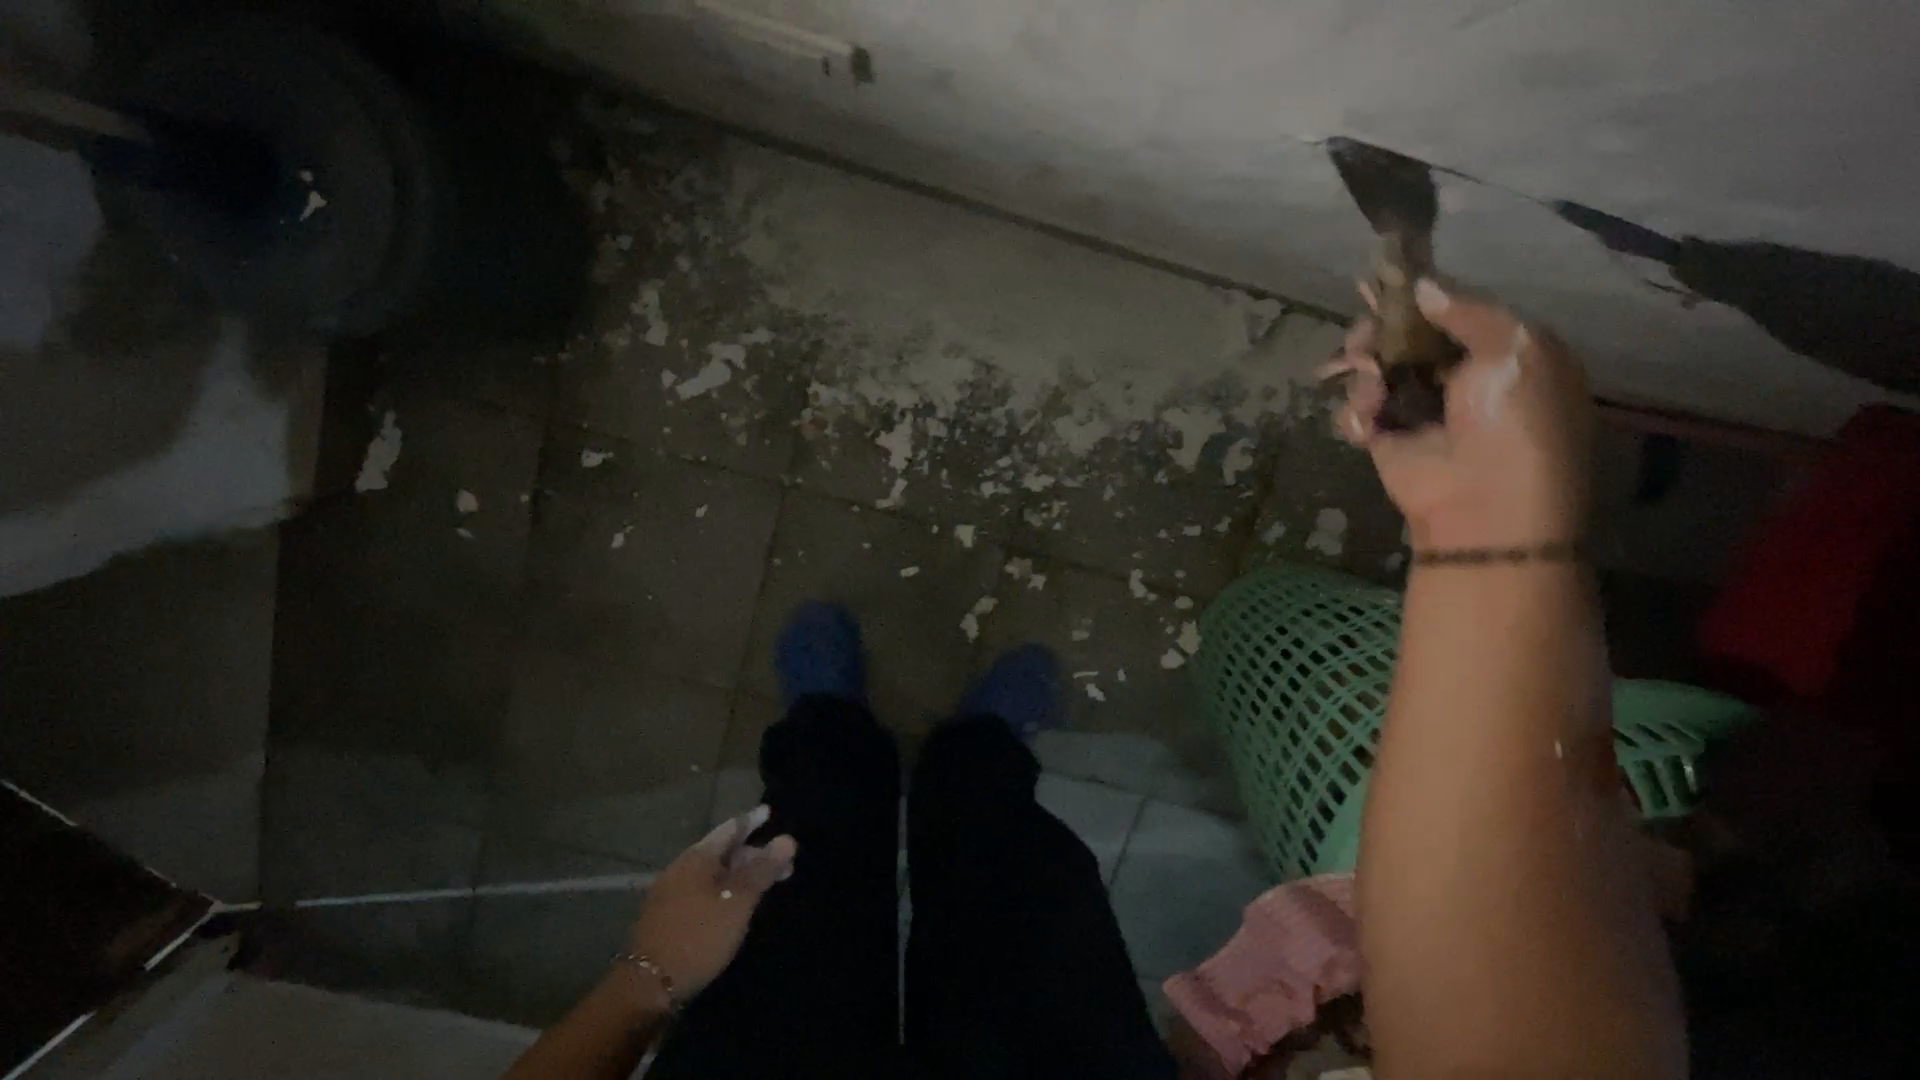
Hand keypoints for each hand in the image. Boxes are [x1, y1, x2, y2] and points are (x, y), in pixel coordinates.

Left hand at [626, 804, 796, 1003]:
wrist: (648, 986)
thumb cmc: (698, 936)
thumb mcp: (737, 903)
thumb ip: (762, 871)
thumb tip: (787, 839)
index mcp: (697, 858)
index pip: (730, 828)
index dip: (752, 820)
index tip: (769, 812)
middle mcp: (682, 867)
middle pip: (723, 851)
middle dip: (753, 854)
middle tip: (783, 862)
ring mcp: (672, 892)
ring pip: (713, 873)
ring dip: (740, 874)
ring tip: (764, 883)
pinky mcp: (669, 914)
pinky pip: (704, 889)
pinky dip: (725, 889)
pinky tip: (736, 904)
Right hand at [1320, 279, 1593, 550]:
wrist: (1484, 504)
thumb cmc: (1514, 421)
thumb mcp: (1513, 349)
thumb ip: (1468, 311)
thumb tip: (1425, 288)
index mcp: (1502, 353)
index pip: (1451, 312)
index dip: (1415, 296)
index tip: (1379, 279)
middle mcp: (1458, 377)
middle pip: (1403, 338)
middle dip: (1377, 332)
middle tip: (1362, 336)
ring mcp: (1417, 408)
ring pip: (1372, 369)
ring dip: (1363, 370)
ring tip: (1367, 383)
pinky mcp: (1383, 438)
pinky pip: (1356, 410)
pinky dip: (1355, 411)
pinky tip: (1366, 421)